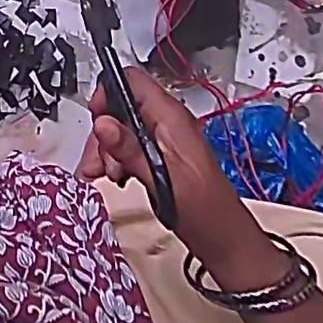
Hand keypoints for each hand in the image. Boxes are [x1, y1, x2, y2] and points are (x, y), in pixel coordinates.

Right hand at [78, 67, 291, 286]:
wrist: (225, 242)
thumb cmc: (204, 211)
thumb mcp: (162, 178)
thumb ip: (129, 149)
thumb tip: (103, 123)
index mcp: (170, 117)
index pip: (131, 80)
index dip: (107, 93)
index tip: (97, 122)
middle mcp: (164, 122)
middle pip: (119, 106)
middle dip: (102, 132)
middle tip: (101, 160)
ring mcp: (160, 138)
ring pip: (118, 128)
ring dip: (105, 150)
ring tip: (107, 174)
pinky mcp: (156, 154)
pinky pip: (125, 145)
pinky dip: (114, 159)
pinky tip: (114, 176)